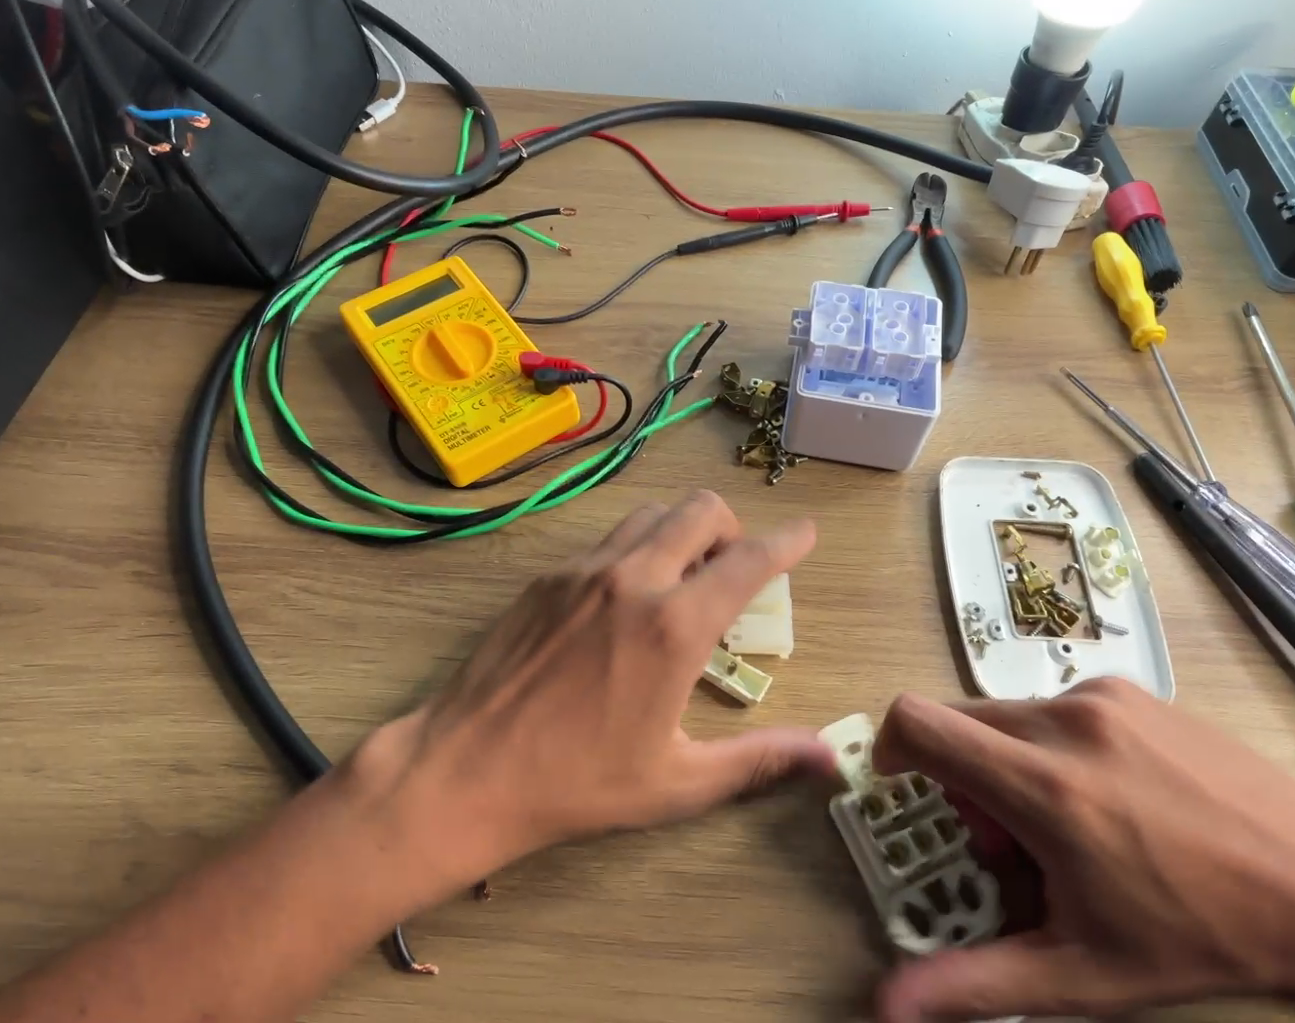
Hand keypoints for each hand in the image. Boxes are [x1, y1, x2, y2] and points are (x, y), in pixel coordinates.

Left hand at [347, 491, 830, 889]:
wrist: (466, 770)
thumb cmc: (577, 784)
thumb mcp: (677, 782)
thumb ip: (759, 760)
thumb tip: (828, 757)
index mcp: (673, 627)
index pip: (749, 561)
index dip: (787, 542)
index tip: (807, 532)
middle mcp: (632, 580)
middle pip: (700, 510)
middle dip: (732, 526)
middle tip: (735, 566)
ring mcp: (582, 572)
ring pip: (649, 515)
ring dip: (682, 530)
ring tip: (683, 575)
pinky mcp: (545, 579)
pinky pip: (606, 541)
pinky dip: (635, 550)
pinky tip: (624, 598)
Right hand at [869, 681, 1294, 1021]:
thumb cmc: (1207, 940)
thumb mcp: (1083, 976)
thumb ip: (973, 984)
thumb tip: (887, 1006)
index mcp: (1045, 786)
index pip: (919, 724)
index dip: (890, 747)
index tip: (903, 784)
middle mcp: (1067, 723)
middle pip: (958, 721)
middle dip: (959, 776)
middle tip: (1007, 838)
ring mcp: (1106, 700)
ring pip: (1008, 717)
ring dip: (1009, 763)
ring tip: (1070, 826)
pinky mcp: (1136, 693)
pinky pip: (1059, 709)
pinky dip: (1053, 746)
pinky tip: (1111, 800)